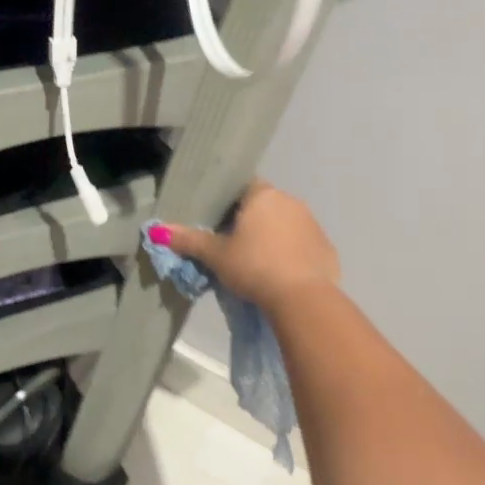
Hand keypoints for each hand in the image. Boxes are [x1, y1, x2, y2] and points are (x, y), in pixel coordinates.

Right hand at [153, 180, 339, 309]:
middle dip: (249, 220)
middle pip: (265, 205)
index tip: (217, 217)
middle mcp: (292, 203)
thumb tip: (157, 230)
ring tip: (254, 261)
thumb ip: (188, 240)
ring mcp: (313, 225)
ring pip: (285, 224)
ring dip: (271, 237)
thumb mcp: (216, 255)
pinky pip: (302, 245)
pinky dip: (290, 254)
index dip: (229, 199)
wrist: (302, 298)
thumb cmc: (254, 266)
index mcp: (264, 196)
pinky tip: (279, 274)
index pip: (244, 186)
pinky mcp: (326, 249)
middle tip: (229, 243)